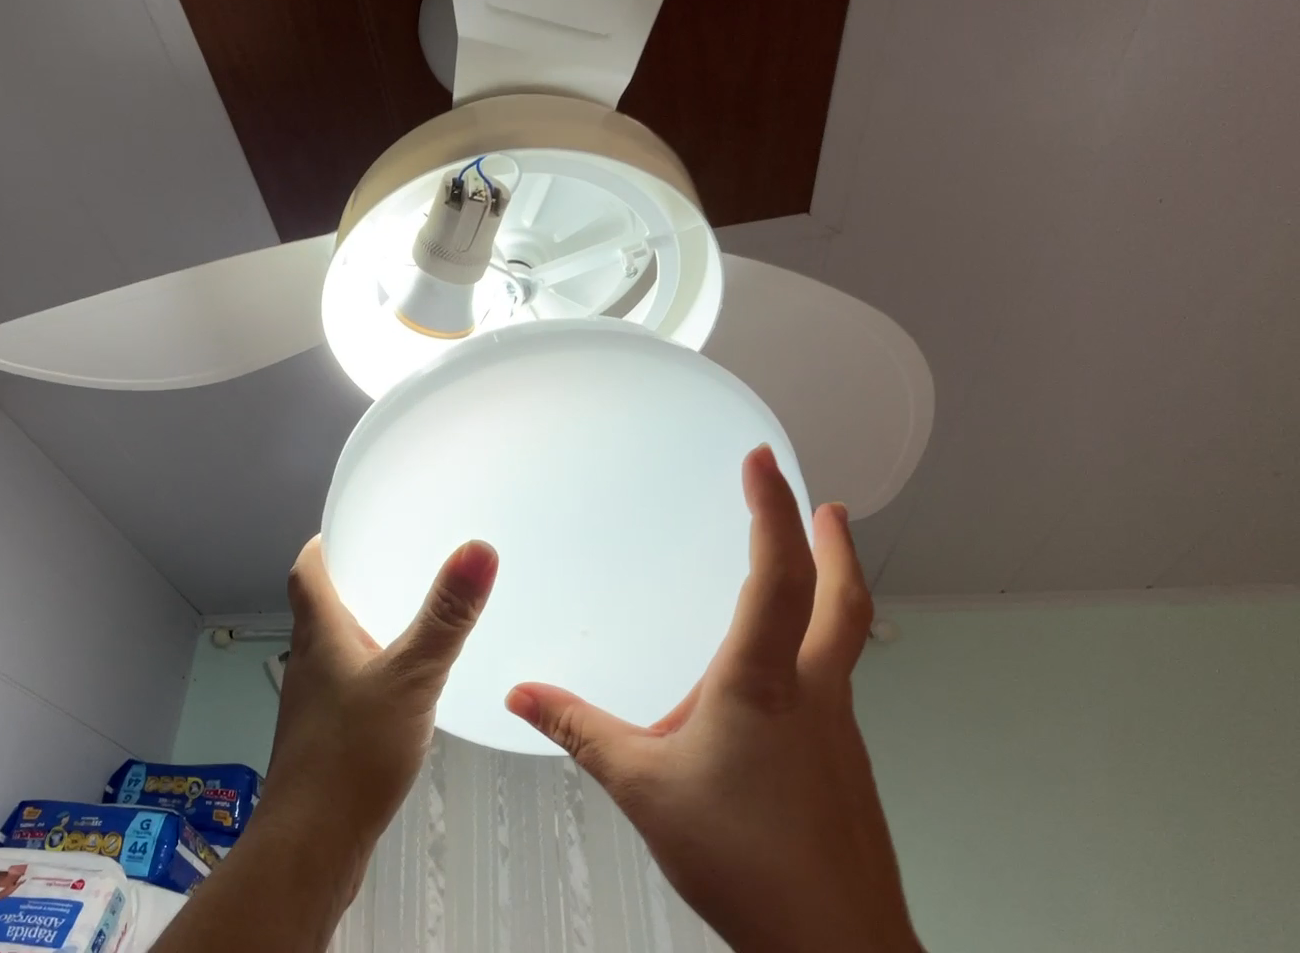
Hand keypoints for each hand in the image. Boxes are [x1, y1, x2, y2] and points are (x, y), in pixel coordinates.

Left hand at [153, 537, 497, 952]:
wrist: (314, 843)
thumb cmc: (353, 752)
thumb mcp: (409, 676)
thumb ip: (445, 617)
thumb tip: (477, 548)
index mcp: (318, 633)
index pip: (306, 571)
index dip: (325, 545)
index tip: (355, 528)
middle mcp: (308, 660)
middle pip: (321, 606)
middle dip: (353, 581)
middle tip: (396, 565)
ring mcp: (315, 701)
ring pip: (335, 647)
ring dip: (364, 627)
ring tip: (409, 618)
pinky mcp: (327, 736)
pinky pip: (349, 685)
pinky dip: (373, 671)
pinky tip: (406, 688)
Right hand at [507, 446, 921, 952]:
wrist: (836, 948)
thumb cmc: (744, 861)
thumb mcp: (642, 785)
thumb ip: (579, 730)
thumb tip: (522, 694)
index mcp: (762, 683)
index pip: (777, 576)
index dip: (771, 511)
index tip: (761, 462)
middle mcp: (811, 694)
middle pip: (842, 600)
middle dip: (831, 544)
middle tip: (824, 504)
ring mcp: (838, 731)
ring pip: (843, 642)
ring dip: (828, 595)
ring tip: (798, 578)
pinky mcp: (844, 766)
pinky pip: (827, 688)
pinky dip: (810, 655)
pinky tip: (774, 683)